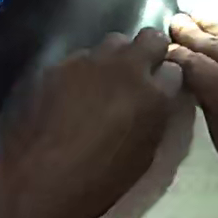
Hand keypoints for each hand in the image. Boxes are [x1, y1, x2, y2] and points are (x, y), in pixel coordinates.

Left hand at [0, 28, 181, 217]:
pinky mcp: (60, 64)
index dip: (168, 77)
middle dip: (150, 50)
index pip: (176, 68)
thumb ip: (156, 114)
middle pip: (149, 38)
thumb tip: (156, 96)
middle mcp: (126, 68)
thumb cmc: (101, 179)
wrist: (41, 179)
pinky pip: (81, 58)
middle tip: (140, 74)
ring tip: (104, 84)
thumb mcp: (145, 152)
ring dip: (115, 59)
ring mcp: (90, 61)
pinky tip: (72, 93)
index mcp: (154, 95)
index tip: (162, 87)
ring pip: (113, 43)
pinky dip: (84, 71)